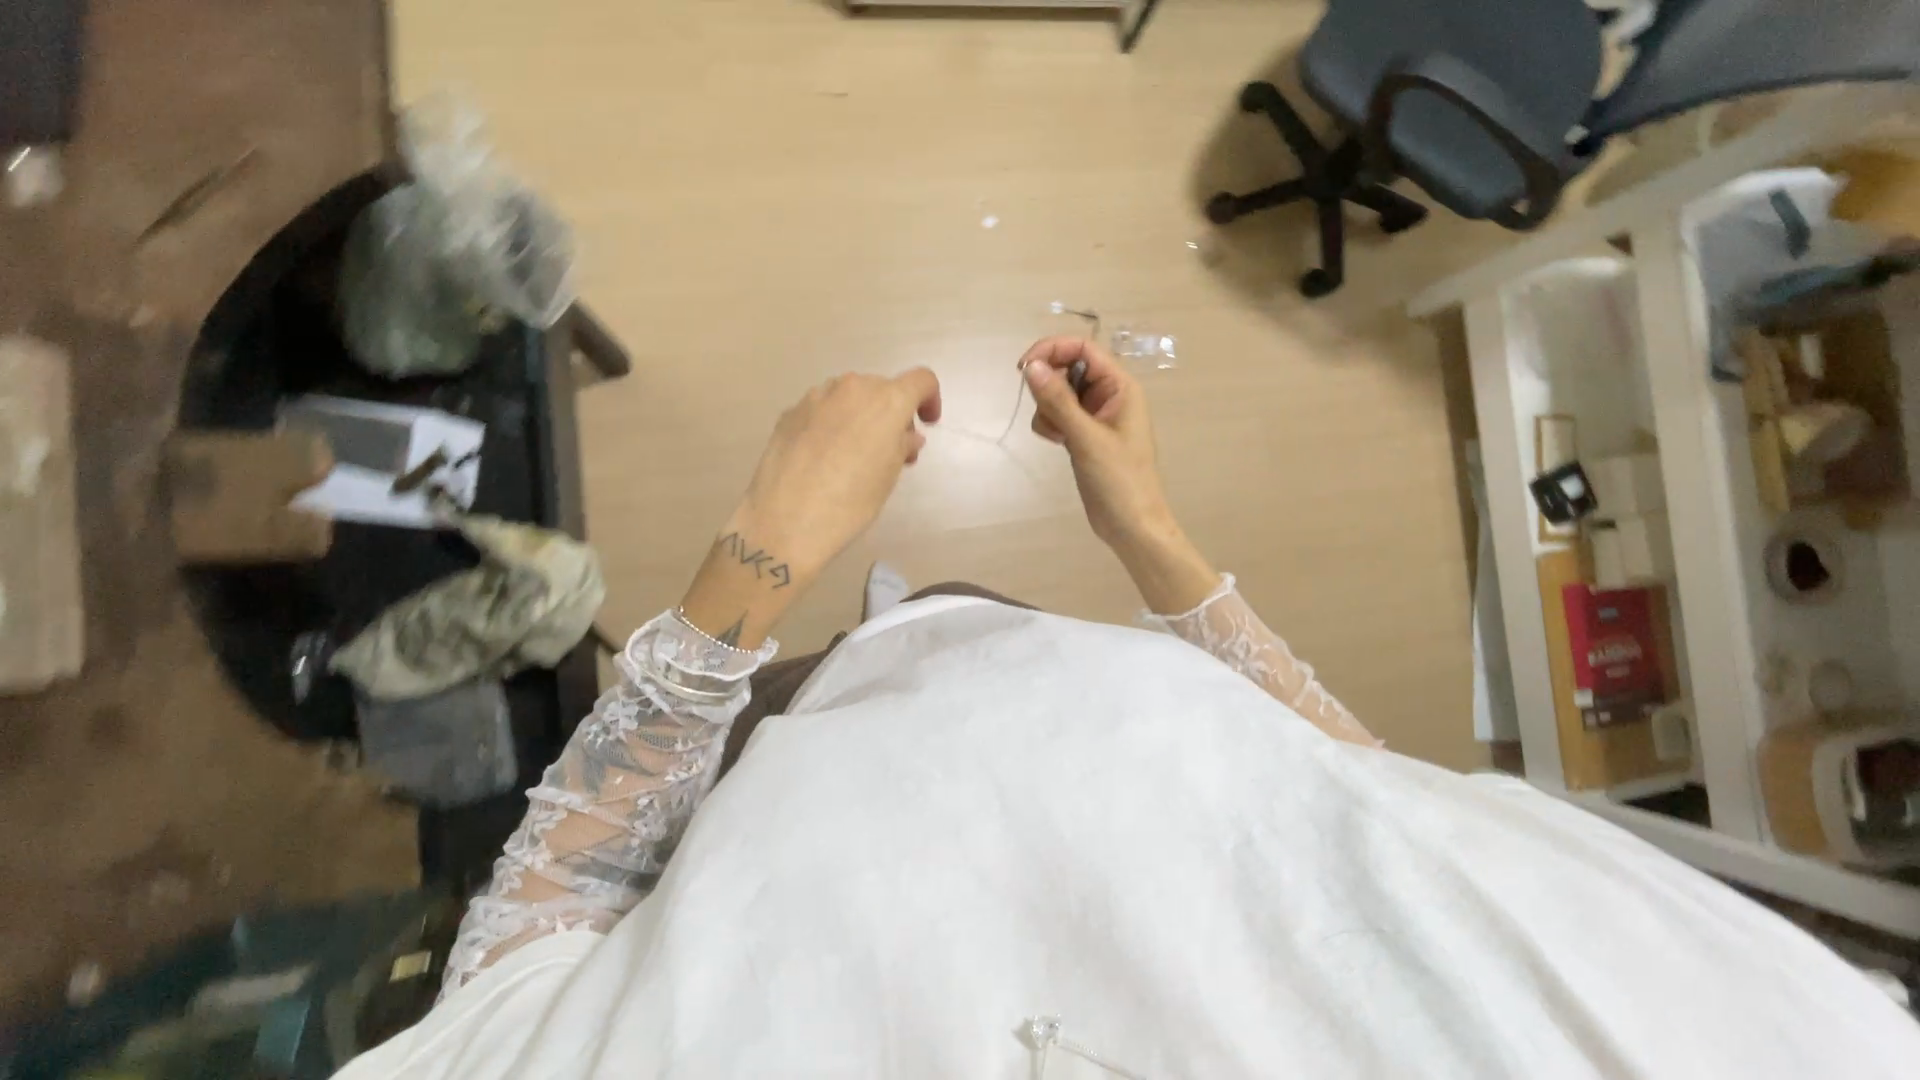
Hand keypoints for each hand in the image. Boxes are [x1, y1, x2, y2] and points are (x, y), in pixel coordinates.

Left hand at [679, 369, 941, 646]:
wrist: (786, 520)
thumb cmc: (851, 501)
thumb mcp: (888, 477)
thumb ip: (901, 446)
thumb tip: (905, 436)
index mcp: (887, 400)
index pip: (921, 380)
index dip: (930, 399)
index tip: (925, 425)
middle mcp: (852, 387)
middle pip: (882, 388)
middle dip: (891, 413)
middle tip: (889, 450)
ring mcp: (816, 396)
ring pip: (849, 396)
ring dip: (859, 416)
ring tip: (852, 455)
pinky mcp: (790, 412)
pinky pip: (822, 409)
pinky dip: (831, 424)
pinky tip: (822, 457)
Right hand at [1020, 337, 1217, 613]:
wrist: (1131, 525)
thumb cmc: (1119, 480)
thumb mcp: (1087, 438)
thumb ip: (1058, 400)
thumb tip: (1030, 366)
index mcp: (1120, 387)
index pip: (1082, 348)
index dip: (1051, 350)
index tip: (1023, 368)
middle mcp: (1109, 395)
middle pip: (1067, 368)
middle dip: (1048, 386)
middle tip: (1045, 413)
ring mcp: (1095, 416)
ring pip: (1058, 393)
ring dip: (1047, 409)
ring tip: (1058, 435)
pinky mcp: (1084, 435)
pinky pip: (1058, 415)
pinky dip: (1050, 424)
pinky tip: (1057, 443)